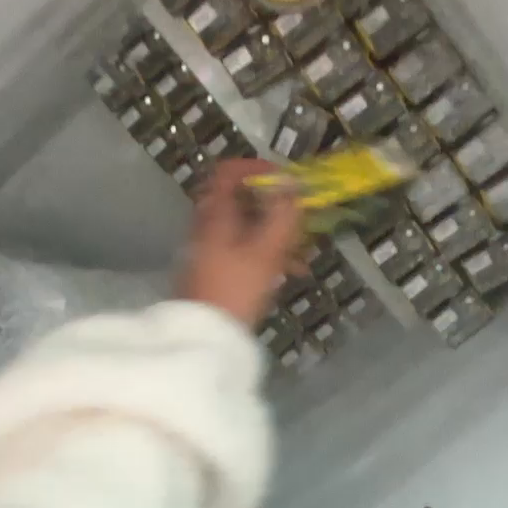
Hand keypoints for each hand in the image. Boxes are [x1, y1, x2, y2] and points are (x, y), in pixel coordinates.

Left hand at [178, 159, 303, 325]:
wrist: (204, 338)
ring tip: (303, 254)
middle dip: (276, 208)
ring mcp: (208, 249)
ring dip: (276, 235)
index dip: (258, 169)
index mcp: (215, 214)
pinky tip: (290, 273)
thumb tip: (292, 183)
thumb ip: (283, 214)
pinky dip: (266, 254)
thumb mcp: (267, 250)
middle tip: (301, 219)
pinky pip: (243, 251)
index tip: (286, 182)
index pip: (229, 171)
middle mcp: (207, 225)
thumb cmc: (237, 289)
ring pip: (246, 228)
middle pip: (241, 201)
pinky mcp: (213, 271)